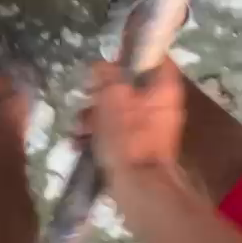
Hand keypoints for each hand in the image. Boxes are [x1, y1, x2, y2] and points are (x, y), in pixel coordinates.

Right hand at [85, 57, 187, 188]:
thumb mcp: (113, 98)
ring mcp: (152, 127)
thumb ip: (108, 75)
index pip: (154, 56)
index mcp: (164, 86)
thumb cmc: (129, 137)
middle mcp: (163, 104)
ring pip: (122, 109)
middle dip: (103, 90)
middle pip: (132, 84)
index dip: (132, 53)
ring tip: (77, 126)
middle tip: (85, 94)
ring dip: (96, 114)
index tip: (109, 57)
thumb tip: (102, 64)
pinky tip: (79, 142)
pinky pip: (120, 131)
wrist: (140, 189)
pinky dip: (101, 134)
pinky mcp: (140, 147)